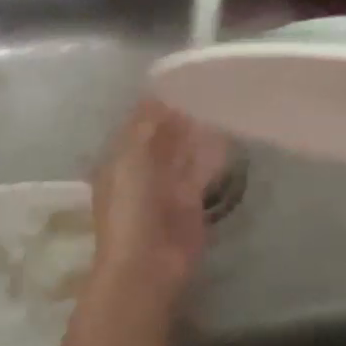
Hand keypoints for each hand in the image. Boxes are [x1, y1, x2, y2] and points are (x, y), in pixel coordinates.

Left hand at [88, 100, 229, 292]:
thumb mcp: (130, 159)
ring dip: (197, 134)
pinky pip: (202, 172)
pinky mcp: (191, 203)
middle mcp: (142, 171)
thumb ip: (144, 126)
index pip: (138, 125)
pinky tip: (227, 135)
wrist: (147, 265)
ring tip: (219, 105)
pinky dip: (212, 155)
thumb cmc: (130, 208)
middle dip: (179, 117)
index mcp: (119, 161)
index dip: (156, 106)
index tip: (180, 80)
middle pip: (162, 138)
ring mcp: (167, 188)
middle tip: (206, 88)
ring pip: (183, 153)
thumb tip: (156, 96)